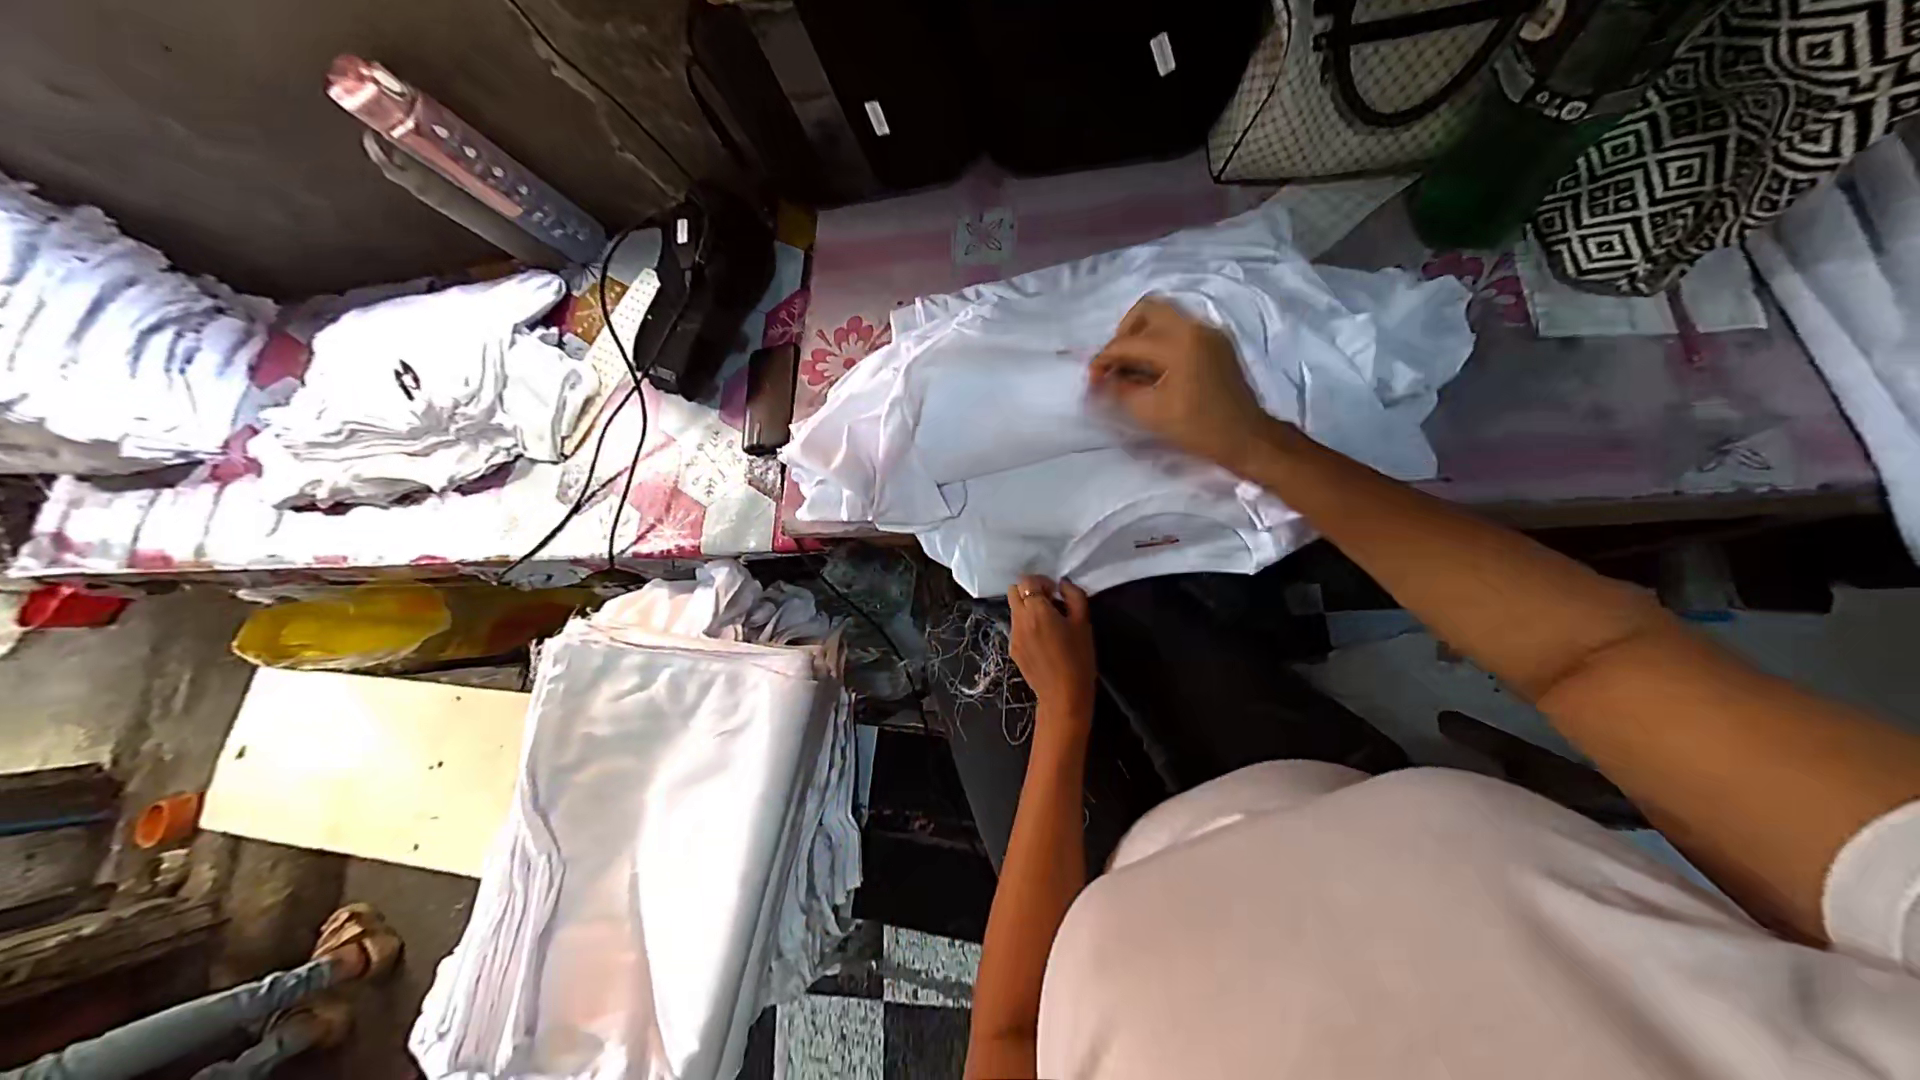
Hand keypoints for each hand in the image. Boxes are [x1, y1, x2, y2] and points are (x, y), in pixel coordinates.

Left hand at [1006, 575, 1095, 723]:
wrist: (1063, 695)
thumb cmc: (1078, 658)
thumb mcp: (1083, 623)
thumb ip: (1074, 596)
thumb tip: (1063, 584)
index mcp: (1036, 611)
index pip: (1026, 581)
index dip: (1041, 581)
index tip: (1055, 592)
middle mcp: (1019, 620)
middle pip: (1013, 591)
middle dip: (1029, 590)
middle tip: (1049, 602)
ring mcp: (1013, 635)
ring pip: (1013, 609)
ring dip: (1027, 607)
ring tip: (1048, 622)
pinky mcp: (1012, 648)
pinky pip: (1015, 626)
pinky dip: (1026, 624)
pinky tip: (1043, 639)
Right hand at [1089, 295, 1281, 473]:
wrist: (1246, 437)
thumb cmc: (1198, 428)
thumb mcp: (1150, 412)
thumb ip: (1120, 390)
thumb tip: (1101, 381)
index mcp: (1178, 343)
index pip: (1128, 342)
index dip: (1103, 360)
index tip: (1092, 381)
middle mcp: (1195, 327)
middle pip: (1147, 310)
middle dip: (1124, 334)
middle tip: (1115, 363)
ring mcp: (1210, 332)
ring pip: (1165, 316)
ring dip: (1142, 335)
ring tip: (1132, 367)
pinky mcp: (1217, 342)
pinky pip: (1181, 328)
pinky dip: (1161, 341)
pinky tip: (1155, 370)